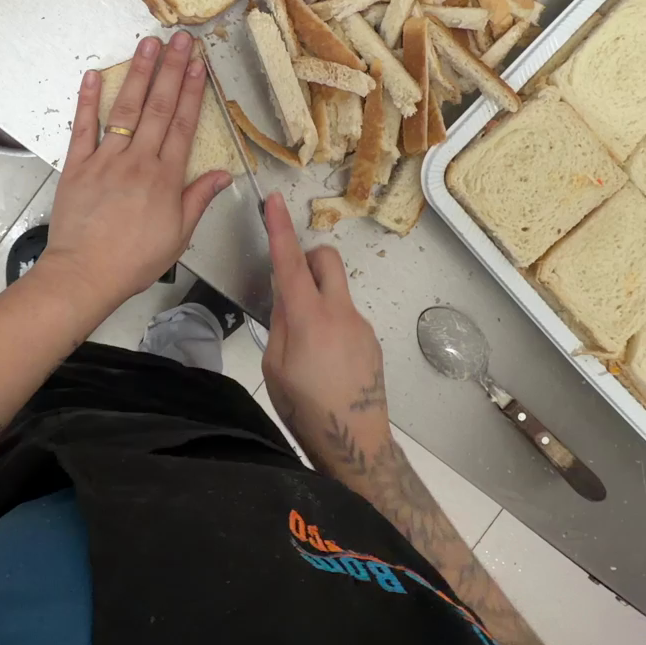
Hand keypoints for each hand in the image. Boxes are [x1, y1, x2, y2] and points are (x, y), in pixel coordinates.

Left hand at [40, 32, 230, 311]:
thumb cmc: (134, 260)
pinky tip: (94, 75)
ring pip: (125, 110)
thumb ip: (199, 199)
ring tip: (147, 44)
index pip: (183, 125)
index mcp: (165, 178)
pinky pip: (82, 128)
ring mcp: (105, 160)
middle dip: (171, 70)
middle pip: (159, 108)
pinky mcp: (77, 166)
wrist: (86, 274)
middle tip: (179, 38)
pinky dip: (87, 101)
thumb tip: (223, 174)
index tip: (199, 63)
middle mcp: (137, 161)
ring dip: (138, 75)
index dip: (192, 91)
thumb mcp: (178, 236)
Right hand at [260, 192, 389, 476]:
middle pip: (326, 259)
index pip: (289, 263)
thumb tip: (285, 296)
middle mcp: (340, 313)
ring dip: (316, 297)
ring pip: (336, 289)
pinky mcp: (371, 340)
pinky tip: (323, 361)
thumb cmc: (304, 409)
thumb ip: (280, 323)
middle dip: (307, 258)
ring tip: (304, 344)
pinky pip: (345, 315)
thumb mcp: (274, 367)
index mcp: (308, 319)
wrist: (356, 444)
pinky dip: (329, 321)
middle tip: (289, 285)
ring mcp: (361, 325)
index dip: (279, 229)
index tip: (273, 200)